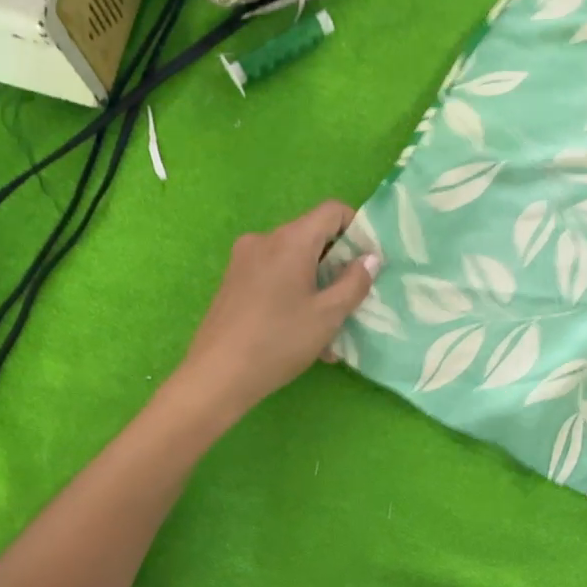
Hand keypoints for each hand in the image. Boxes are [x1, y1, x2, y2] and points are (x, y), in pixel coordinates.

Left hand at [173, 200, 378, 415]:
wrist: (217, 375)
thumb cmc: (279, 341)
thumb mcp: (328, 315)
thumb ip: (354, 283)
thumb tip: (369, 258)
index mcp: (290, 240)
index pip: (332, 211)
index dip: (357, 229)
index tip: (368, 262)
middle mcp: (264, 240)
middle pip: (311, 236)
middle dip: (336, 263)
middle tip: (352, 297)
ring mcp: (243, 261)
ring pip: (292, 261)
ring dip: (316, 285)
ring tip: (328, 325)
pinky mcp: (232, 282)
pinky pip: (273, 277)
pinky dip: (293, 294)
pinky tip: (301, 332)